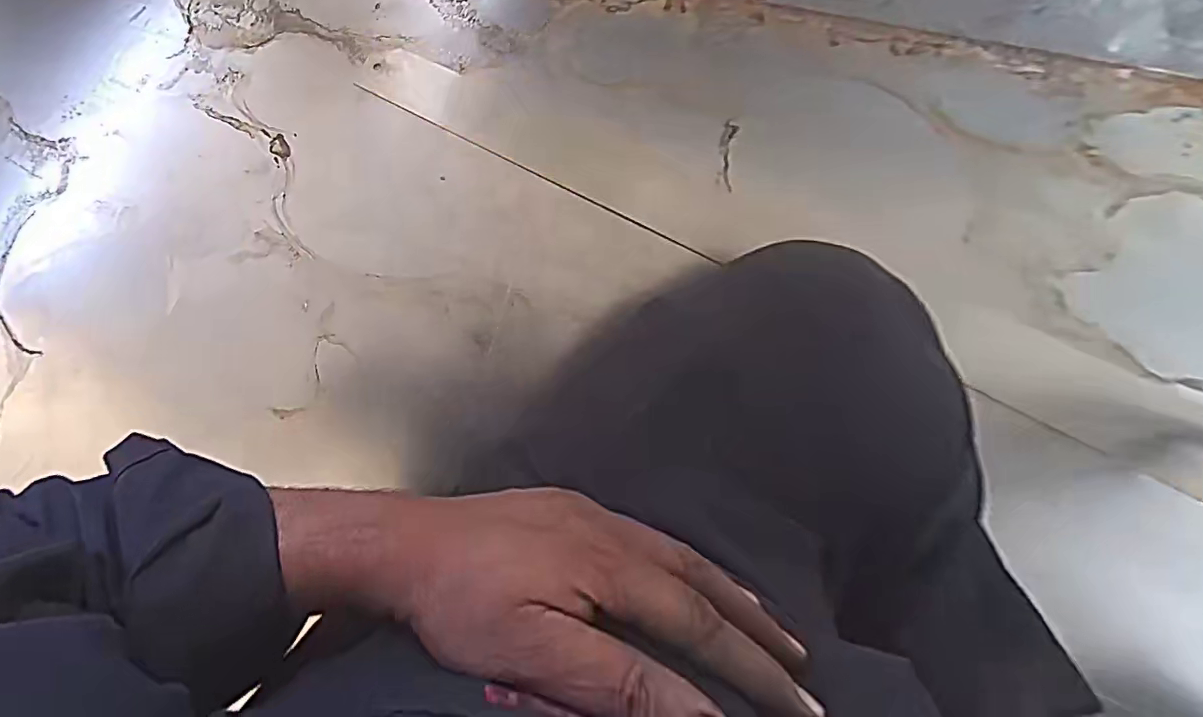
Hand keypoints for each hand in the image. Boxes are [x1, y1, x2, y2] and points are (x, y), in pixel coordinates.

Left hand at [272, 487, 820, 716]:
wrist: (400, 541)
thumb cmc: (461, 601)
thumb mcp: (536, 652)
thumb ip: (620, 680)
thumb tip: (703, 710)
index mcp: (600, 559)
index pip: (694, 620)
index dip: (750, 666)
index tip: (802, 704)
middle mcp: (595, 523)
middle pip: (688, 573)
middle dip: (747, 620)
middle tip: (800, 658)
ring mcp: (570, 507)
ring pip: (661, 545)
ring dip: (713, 581)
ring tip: (755, 612)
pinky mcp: (549, 505)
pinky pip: (630, 529)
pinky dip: (668, 555)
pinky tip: (668, 565)